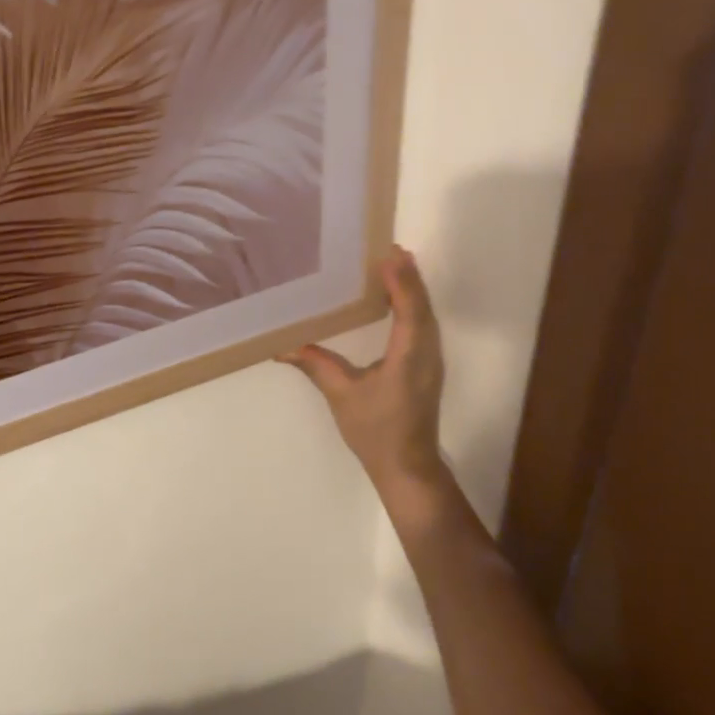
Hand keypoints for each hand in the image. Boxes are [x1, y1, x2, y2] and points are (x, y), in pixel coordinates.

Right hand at [278, 246, 444, 487]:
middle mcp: (428, 351)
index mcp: (410, 354)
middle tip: (387, 250)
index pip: (409, 307)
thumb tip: (282, 346)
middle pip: (423, 304)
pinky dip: (412, 307)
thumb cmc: (375, 430)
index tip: (388, 253)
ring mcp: (431, 360)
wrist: (406, 464)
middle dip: (408, 276)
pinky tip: (396, 303)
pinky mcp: (426, 367)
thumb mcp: (341, 394)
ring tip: (392, 267)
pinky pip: (423, 326)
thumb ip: (316, 365)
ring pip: (426, 315)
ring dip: (412, 290)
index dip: (400, 279)